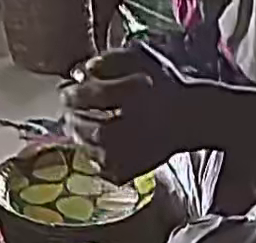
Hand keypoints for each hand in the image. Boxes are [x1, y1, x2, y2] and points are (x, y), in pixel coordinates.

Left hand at [62, 47, 204, 181]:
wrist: (188, 118)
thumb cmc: (162, 85)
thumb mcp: (139, 57)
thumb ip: (109, 60)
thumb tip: (82, 71)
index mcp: (131, 99)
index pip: (87, 99)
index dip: (71, 95)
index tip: (66, 93)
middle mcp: (132, 130)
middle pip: (88, 130)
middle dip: (75, 121)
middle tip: (69, 116)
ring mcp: (135, 154)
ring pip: (96, 153)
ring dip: (83, 142)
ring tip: (80, 131)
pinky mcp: (136, 170)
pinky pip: (109, 172)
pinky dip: (99, 163)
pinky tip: (97, 153)